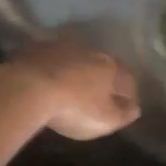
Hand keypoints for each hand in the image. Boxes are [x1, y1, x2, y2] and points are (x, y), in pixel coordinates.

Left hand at [0, 41, 139, 139]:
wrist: (29, 86)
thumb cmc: (74, 107)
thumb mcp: (104, 120)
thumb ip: (123, 114)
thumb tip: (135, 107)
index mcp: (109, 68)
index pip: (127, 79)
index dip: (128, 93)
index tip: (126, 105)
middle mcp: (90, 51)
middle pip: (102, 64)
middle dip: (103, 77)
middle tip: (100, 93)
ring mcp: (63, 45)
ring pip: (78, 57)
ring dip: (79, 69)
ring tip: (74, 84)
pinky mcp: (39, 47)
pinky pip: (54, 56)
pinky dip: (56, 66)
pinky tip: (50, 76)